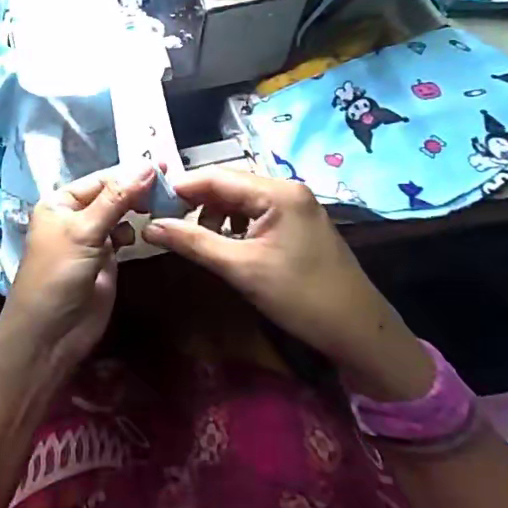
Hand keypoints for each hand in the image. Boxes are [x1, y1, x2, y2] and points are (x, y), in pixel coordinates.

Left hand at [0, 164, 154, 377]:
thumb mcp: (84, 232)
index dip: (131, 173)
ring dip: (141, 209)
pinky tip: (153, 228)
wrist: (51, 334)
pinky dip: (138, 230)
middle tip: (173, 184)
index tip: (165, 166)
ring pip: (121, 215)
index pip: (101, 179)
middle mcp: (75, 216)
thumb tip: (147, 165)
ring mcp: (92, 239)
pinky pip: (125, 236)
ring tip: (168, 203)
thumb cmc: (58, 275)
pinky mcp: (106, 260)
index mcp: (61, 203)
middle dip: (138, 190)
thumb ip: (117, 199)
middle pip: (112, 195)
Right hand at [140, 168, 434, 400]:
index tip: (148, 206)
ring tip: (195, 241)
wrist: (359, 331)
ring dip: (213, 216)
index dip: (180, 189)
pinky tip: (224, 246)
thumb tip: (150, 226)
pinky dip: (233, 226)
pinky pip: (255, 214)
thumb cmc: (300, 297)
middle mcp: (286, 189)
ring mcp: (295, 206)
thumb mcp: (240, 269)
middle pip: (227, 186)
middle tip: (165, 225)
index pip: (215, 176)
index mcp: (276, 192)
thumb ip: (193, 242)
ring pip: (239, 201)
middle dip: (195, 204)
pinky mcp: (297, 224)